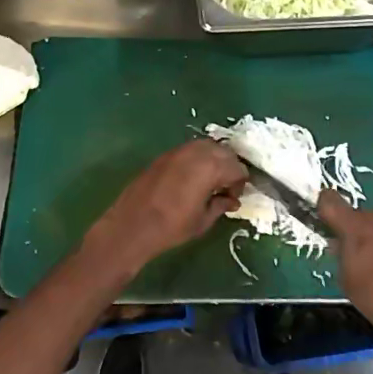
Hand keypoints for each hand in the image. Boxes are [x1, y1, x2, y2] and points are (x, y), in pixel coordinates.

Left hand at [80, 140, 247, 271]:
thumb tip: (231, 200)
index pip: (237, 168)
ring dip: (215, 160)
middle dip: (230, 168)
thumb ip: (221, 205)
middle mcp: (197, 152)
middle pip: (224, 152)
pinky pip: (190, 150)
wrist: (132, 225)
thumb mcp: (203, 220)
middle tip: (225, 189)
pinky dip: (198, 159)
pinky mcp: (165, 155)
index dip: (240, 184)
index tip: (233, 198)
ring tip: (211, 182)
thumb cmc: (171, 227)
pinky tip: (193, 178)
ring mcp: (179, 151)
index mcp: (211, 168)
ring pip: (207, 147)